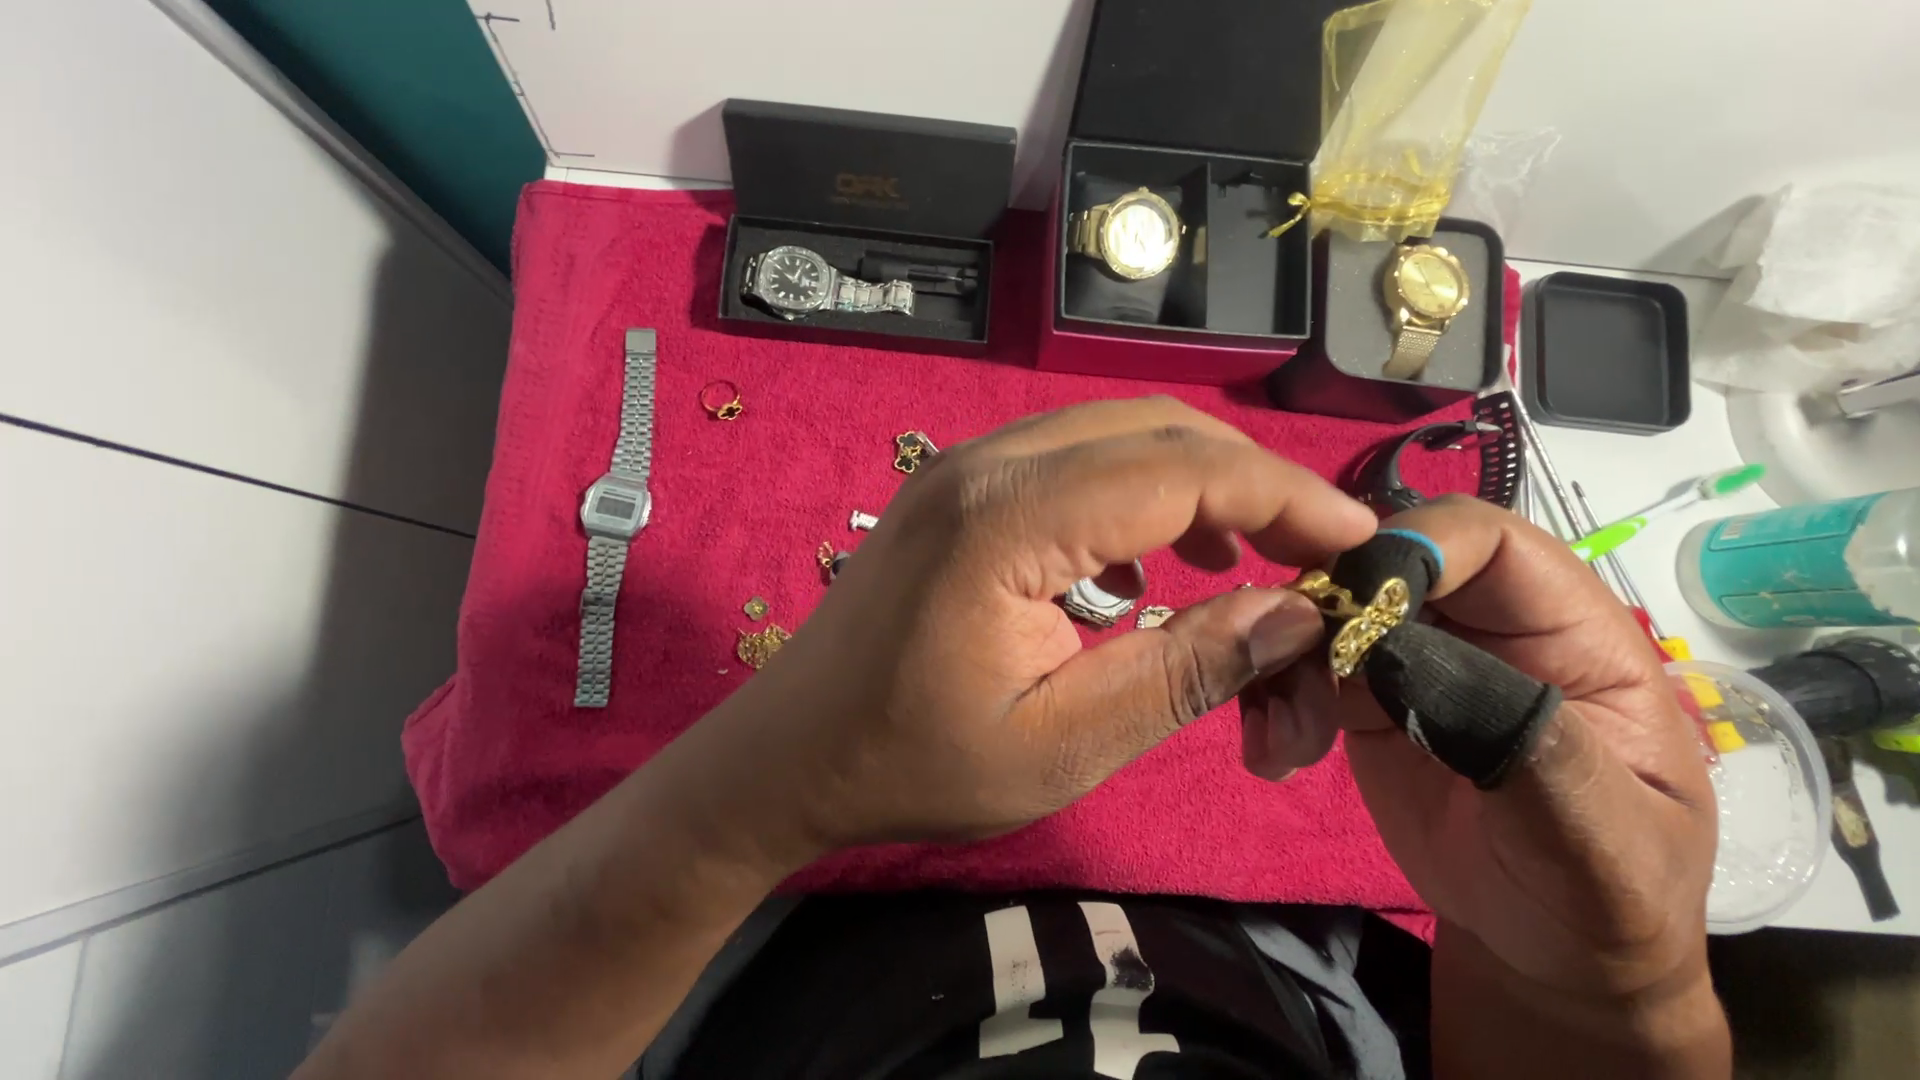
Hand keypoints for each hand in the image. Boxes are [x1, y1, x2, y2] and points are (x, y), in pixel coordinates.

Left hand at [682, 398, 1377, 856]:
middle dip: (1250, 484)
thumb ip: (1182, 671)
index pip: (1183, 470)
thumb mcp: (1060, 744)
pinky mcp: (956, 489)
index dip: (1287, 498)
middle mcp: (986, 464)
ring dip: (1193, 484)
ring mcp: (963, 466)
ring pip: (1115, 436)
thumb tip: (1293, 614)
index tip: (1359, 544)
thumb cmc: (911, 765)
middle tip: (1312, 554)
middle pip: (1155, 431)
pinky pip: (1070, 463)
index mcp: (1007, 519)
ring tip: (1239, 563)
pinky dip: (1133, 496)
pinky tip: (1147, 567)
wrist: (789, 755)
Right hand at [1248, 496, 1719, 1011]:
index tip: (1351, 604)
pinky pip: (1300, 662)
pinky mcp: (1363, 697)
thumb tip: (1412, 655)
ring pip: (1330, 608)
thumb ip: (1524, 741)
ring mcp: (1417, 659)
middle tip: (1285, 668)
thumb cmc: (1602, 894)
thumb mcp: (1597, 837)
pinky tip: (1275, 752)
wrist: (1544, 947)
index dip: (1417, 546)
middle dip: (1328, 603)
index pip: (1491, 542)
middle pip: (1390, 560)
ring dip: (1287, 659)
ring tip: (1284, 740)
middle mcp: (1485, 628)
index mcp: (1570, 634)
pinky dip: (1271, 694)